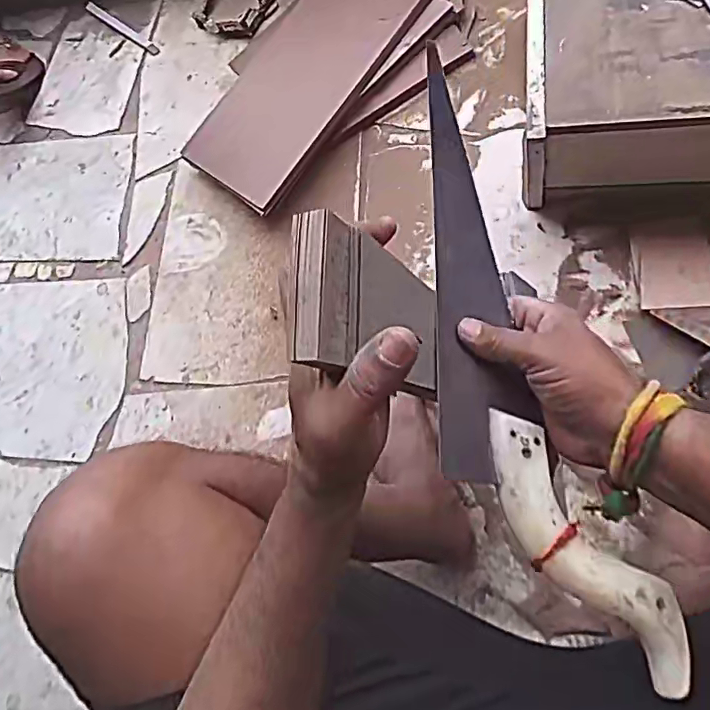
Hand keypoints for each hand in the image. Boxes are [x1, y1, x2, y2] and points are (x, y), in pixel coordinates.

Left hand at [285, 214, 413, 506]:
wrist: (333, 477)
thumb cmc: (329, 451)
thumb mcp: (347, 418)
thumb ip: (370, 381)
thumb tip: (398, 338)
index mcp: (308, 341)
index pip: (302, 276)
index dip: (324, 245)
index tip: (361, 234)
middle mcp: (320, 336)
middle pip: (325, 275)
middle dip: (351, 246)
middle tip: (385, 232)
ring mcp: (339, 345)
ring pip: (347, 293)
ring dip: (369, 269)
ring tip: (397, 254)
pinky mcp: (358, 358)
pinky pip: (369, 317)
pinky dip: (386, 300)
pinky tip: (407, 302)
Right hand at [457, 298, 643, 468]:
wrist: (610, 432)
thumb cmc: (591, 382)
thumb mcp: (540, 352)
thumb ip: (500, 340)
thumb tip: (465, 327)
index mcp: (549, 320)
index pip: (508, 306)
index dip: (485, 312)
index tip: (457, 319)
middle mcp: (541, 344)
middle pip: (498, 338)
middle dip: (480, 345)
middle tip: (453, 348)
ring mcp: (534, 373)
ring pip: (497, 367)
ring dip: (484, 372)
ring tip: (458, 370)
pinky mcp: (528, 399)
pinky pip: (500, 392)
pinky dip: (489, 394)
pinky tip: (471, 391)